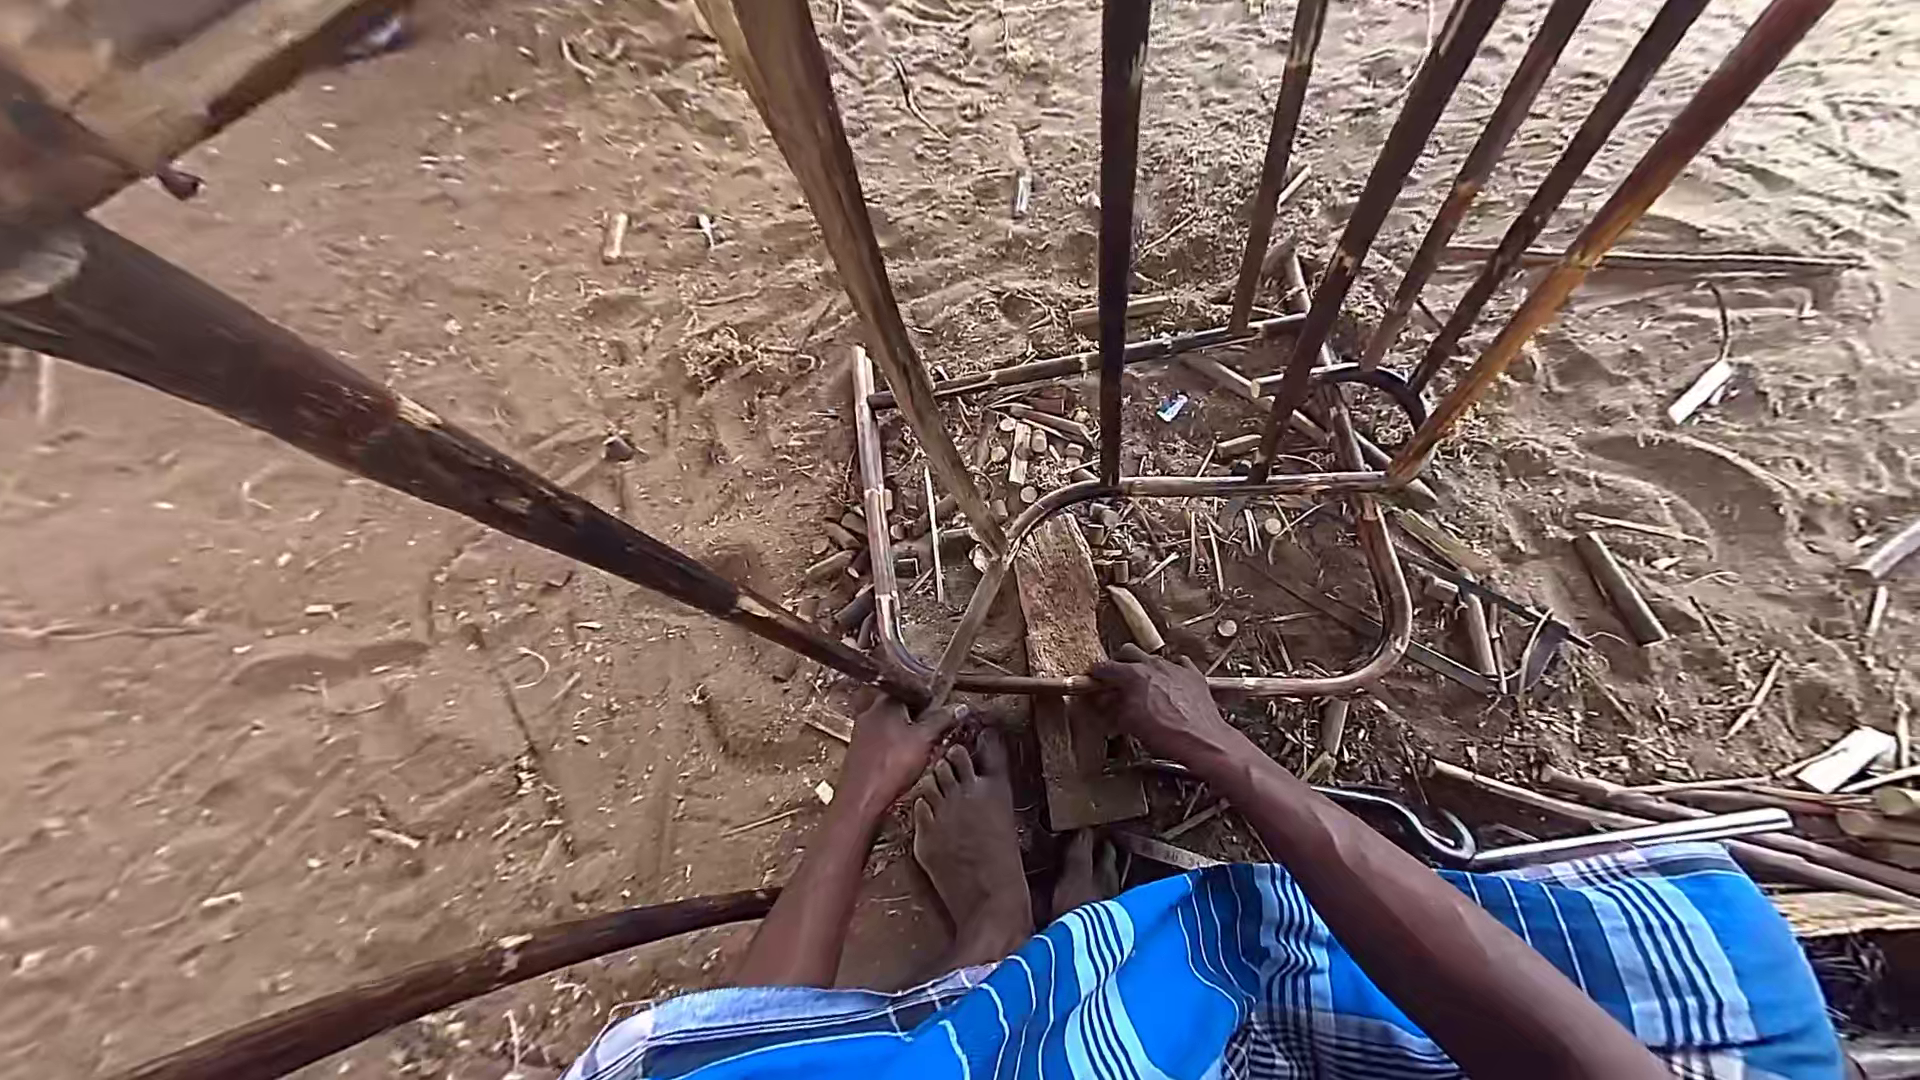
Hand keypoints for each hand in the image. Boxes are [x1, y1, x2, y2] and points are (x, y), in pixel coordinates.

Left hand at [837, 693, 966, 813]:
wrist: (861, 800)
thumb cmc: (892, 765)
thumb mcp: (926, 739)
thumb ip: (943, 720)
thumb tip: (960, 707)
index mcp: (885, 702)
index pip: (911, 691)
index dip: (929, 702)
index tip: (942, 715)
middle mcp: (870, 713)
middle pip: (901, 709)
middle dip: (918, 720)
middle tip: (933, 735)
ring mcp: (861, 732)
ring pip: (891, 727)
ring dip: (906, 736)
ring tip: (922, 751)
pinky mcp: (858, 752)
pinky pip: (882, 743)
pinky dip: (894, 749)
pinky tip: (904, 764)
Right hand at [1089, 643, 1241, 765]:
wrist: (1204, 742)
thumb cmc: (1169, 735)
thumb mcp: (1129, 723)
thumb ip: (1111, 708)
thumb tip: (1103, 702)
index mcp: (1133, 674)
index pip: (1105, 667)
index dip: (1096, 674)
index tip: (1094, 679)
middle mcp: (1153, 665)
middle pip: (1127, 651)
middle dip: (1119, 662)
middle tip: (1115, 678)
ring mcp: (1175, 668)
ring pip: (1152, 657)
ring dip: (1143, 667)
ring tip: (1142, 685)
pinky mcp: (1192, 675)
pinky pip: (1178, 664)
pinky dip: (1170, 671)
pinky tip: (1168, 683)